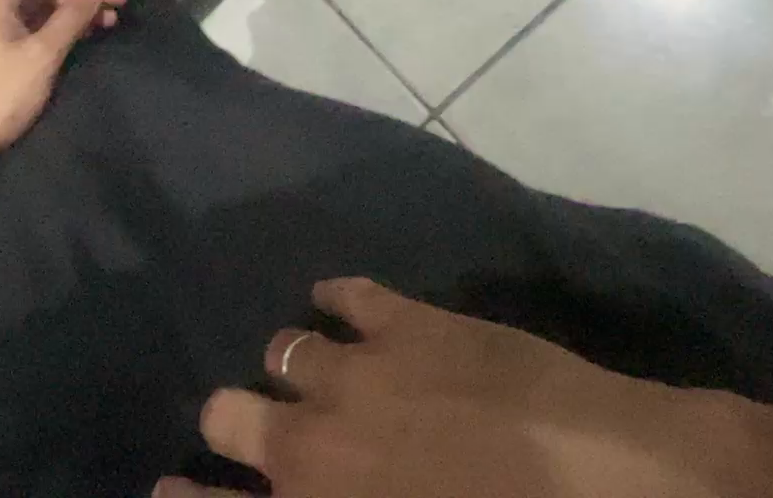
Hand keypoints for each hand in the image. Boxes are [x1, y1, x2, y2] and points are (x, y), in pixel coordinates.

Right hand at [162, 278, 772, 497]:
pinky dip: (334, 301)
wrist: (605, 482)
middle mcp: (316, 439)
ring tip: (307, 367)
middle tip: (250, 424)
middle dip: (231, 422)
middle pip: (230, 414)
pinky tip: (338, 305)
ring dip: (289, 365)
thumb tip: (318, 489)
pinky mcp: (403, 322)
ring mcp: (356, 372)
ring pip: (282, 351)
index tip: (167, 486)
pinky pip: (342, 296)